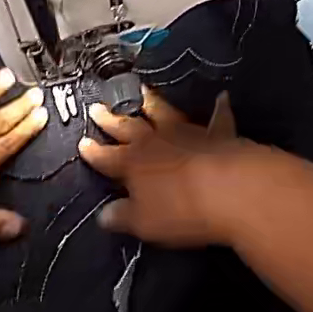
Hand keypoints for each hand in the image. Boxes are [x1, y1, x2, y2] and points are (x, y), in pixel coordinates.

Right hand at [80, 88, 287, 247]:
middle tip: (97, 106)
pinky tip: (222, 96)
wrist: (229, 189)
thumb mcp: (144, 222)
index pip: (107, 157)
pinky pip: (218, 117)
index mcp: (133, 164)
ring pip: (165, 112)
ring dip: (152, 101)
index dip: (94, 152)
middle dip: (111, 118)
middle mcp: (157, 141)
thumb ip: (124, 215)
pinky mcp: (218, 134)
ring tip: (141, 89)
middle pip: (129, 127)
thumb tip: (105, 214)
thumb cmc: (181, 211)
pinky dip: (219, 107)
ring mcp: (188, 133)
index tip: (82, 142)